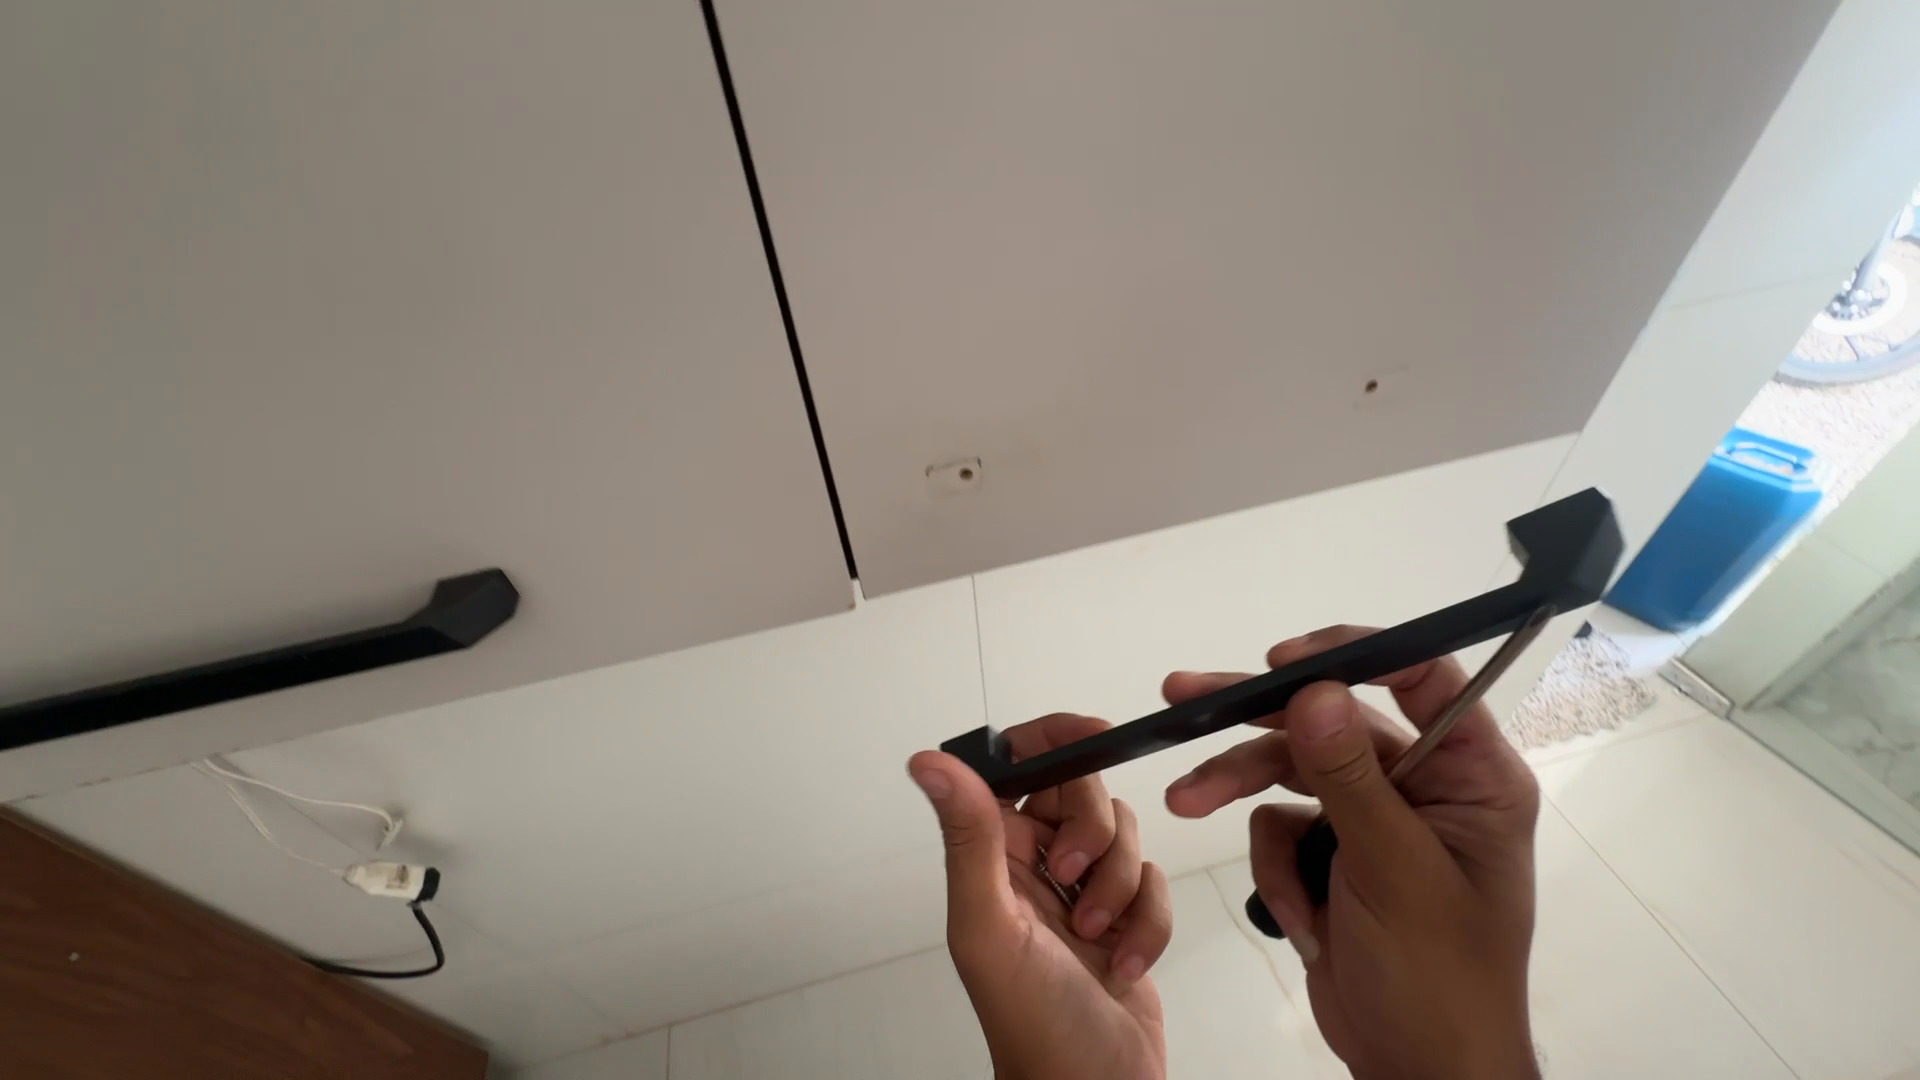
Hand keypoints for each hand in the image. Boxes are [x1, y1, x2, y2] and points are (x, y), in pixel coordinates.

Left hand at [909, 714, 1170, 1079]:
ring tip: (1095, 936)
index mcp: (992, 848)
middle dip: (1095, 832)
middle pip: (1083, 788)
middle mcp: (1034, 856)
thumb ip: (969, 837)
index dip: (1055, 737)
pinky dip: (1148, 919)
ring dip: (1120, 886)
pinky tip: (1123, 961)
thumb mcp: (991, 925)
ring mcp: (1082, 882)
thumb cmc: (1032, 1023)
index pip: (1019, 760)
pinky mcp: (1125, 909)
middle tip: (1075, 880)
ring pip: (1123, 830)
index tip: (1094, 733)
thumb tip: (928, 761)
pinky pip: (1153, 877)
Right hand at [1163, 627, 1540, 1079]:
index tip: (1281, 661)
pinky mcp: (1327, 842)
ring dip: (1234, 785)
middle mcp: (1418, 780)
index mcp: (1468, 775)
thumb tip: (1314, 690)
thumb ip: (1350, 776)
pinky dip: (1273, 864)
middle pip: (1325, 717)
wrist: (1412, 1070)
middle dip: (1252, 715)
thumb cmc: (1435, 976)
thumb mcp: (1392, 870)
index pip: (1420, 677)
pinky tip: (1296, 913)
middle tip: (1183, 693)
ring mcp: (1368, 810)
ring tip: (1181, 800)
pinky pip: (1277, 820)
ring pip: (1285, 764)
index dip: (1349, 655)